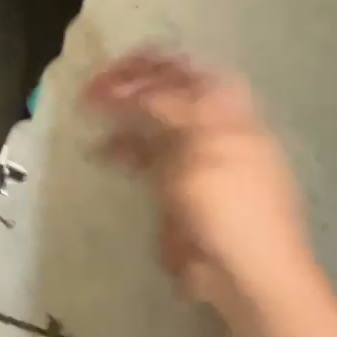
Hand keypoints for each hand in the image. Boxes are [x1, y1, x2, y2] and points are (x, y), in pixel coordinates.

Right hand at [84, 50, 317, 313]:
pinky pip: (144, 156)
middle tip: (93, 86)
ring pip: (151, 122)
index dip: (155, 62)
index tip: (117, 62)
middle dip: (129, 85)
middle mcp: (212, 130)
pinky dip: (120, 148)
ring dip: (121, 113)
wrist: (247, 274)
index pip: (190, 70)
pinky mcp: (176, 186)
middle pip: (167, 93)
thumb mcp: (202, 142)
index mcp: (229, 115)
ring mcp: (194, 158)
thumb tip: (131, 86)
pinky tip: (99, 152)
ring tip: (89, 111)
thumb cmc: (230, 202)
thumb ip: (166, 105)